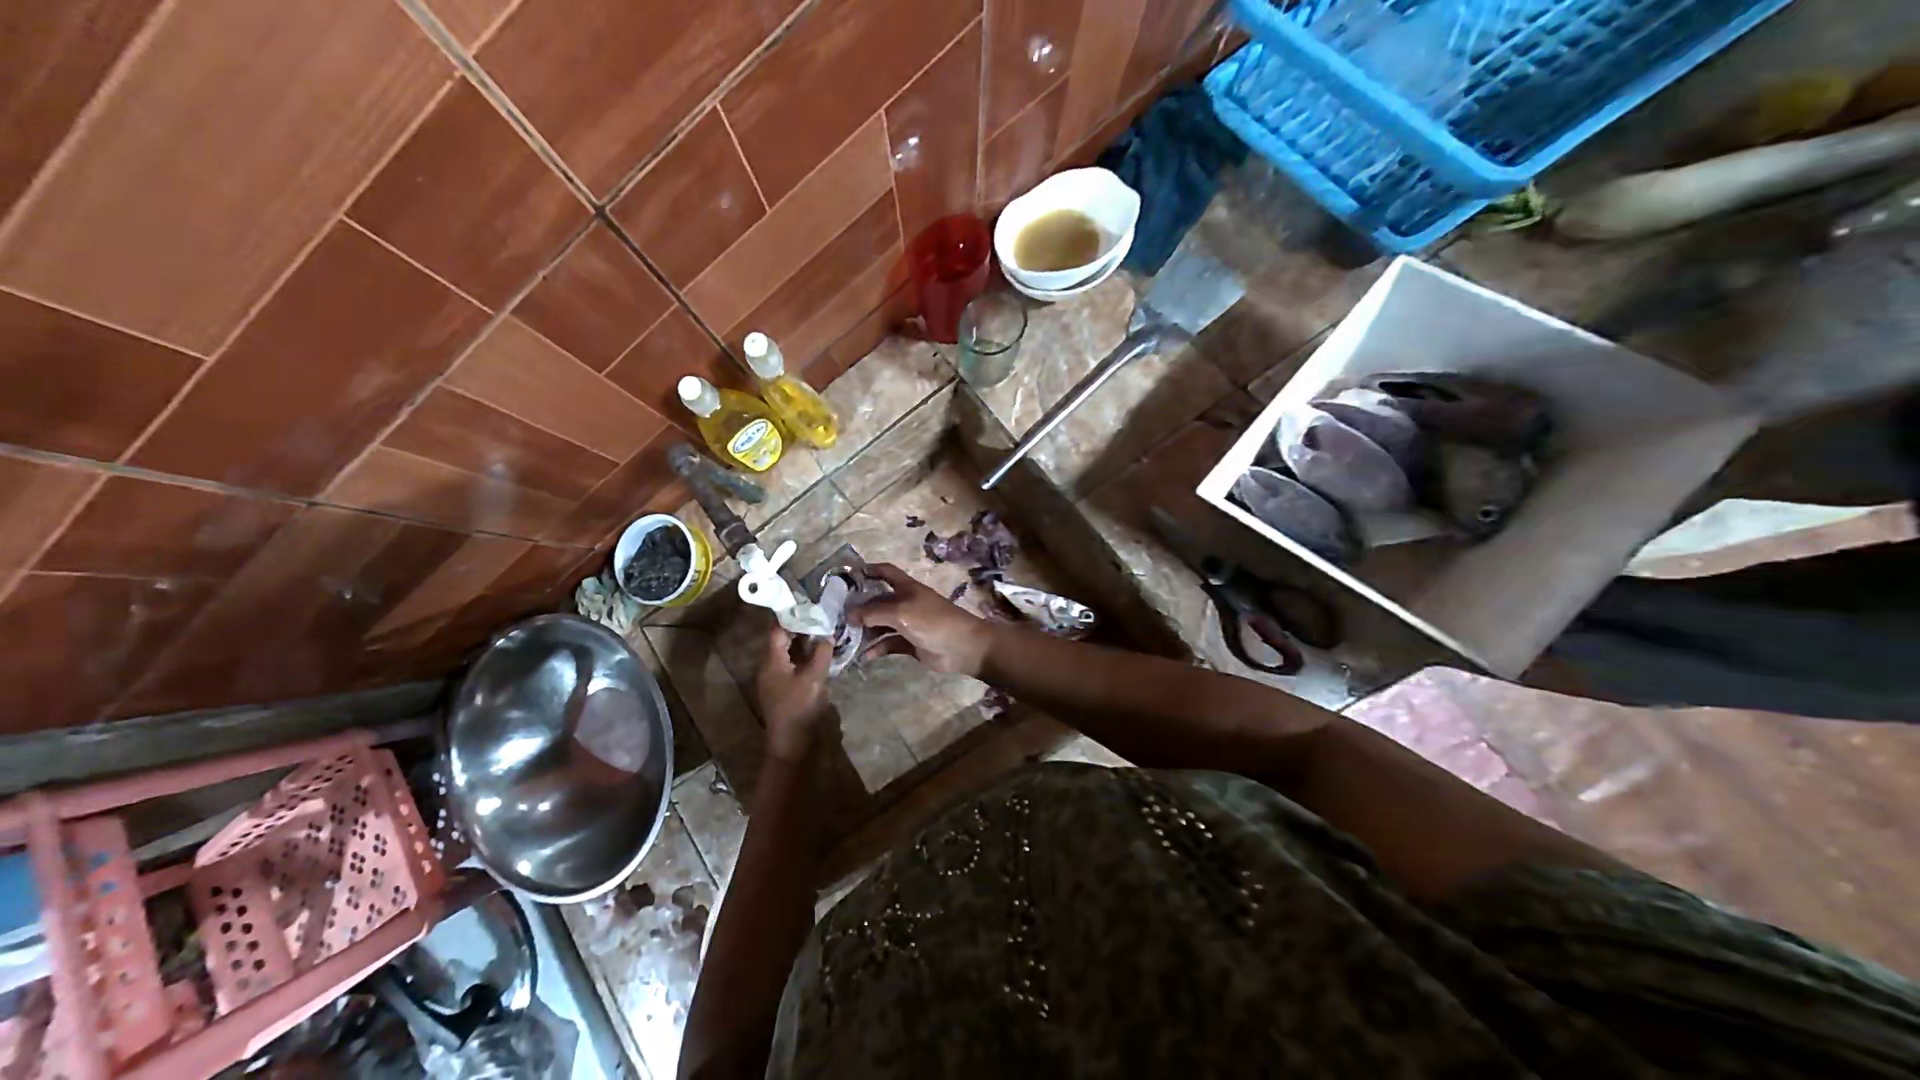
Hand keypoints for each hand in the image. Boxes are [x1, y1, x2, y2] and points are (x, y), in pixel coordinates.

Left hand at [754, 623, 833, 762]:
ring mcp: (774, 680)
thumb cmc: (800, 707)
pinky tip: (820, 657)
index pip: (778, 629)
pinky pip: (792, 666)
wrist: (791, 744)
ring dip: (804, 644)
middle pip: (782, 641)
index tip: (808, 603)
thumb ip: (821, 652)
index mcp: (771, 660)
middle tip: (821, 616)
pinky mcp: (783, 691)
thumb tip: (826, 634)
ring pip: (788, 654)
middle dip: (800, 628)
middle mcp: (768, 667)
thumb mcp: (815, 677)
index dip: (791, 615)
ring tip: (824, 633)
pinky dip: (804, 658)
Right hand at [850, 563, 996, 677]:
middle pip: (878, 601)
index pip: (885, 572)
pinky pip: (888, 644)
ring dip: (865, 631)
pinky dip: (876, 649)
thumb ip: (874, 612)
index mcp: (906, 587)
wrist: (964, 647)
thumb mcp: (901, 612)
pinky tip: (863, 656)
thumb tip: (849, 614)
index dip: (868, 570)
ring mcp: (908, 623)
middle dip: (859, 607)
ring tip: (845, 639)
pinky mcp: (910, 643)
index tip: (847, 576)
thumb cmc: (933, 621)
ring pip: (880, 625)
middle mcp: (905, 602)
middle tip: (836, 617)